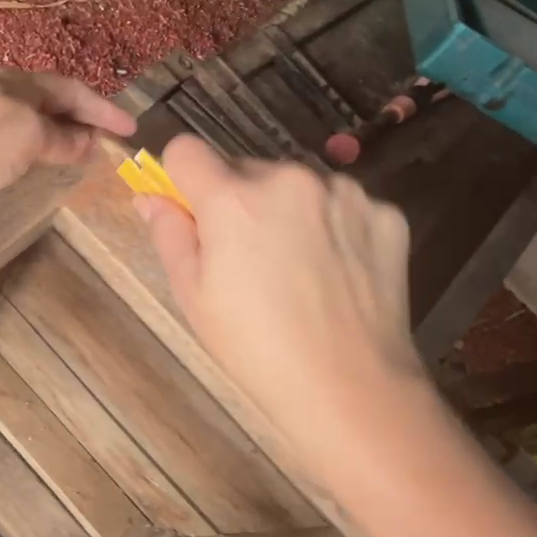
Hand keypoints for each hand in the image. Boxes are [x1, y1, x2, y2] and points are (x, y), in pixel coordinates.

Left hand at [0, 69, 134, 225]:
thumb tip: (87, 141)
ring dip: (50, 134)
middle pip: (45, 101)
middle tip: (102, 141)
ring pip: (21, 121)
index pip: (71, 89)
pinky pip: (0, 141)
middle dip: (77, 118)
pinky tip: (22, 165)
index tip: (131, 129)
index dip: (104, 109)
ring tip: (69, 154)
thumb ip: (61, 138)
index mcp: (14, 80)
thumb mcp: (29, 136)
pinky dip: (24, 149)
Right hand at [138, 135, 425, 472]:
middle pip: (243, 168)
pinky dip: (329, 227)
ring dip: (284, 210)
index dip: (178, 178)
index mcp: (233, 199)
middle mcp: (290, 179)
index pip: (187, 149)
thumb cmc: (252, 346)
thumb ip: (168, 233)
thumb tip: (151, 198)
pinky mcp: (386, 214)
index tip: (187, 211)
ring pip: (294, 185)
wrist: (348, 386)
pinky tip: (332, 274)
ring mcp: (345, 193)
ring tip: (293, 269)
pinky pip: (340, 205)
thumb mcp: (191, 294)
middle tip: (242, 257)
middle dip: (235, 201)